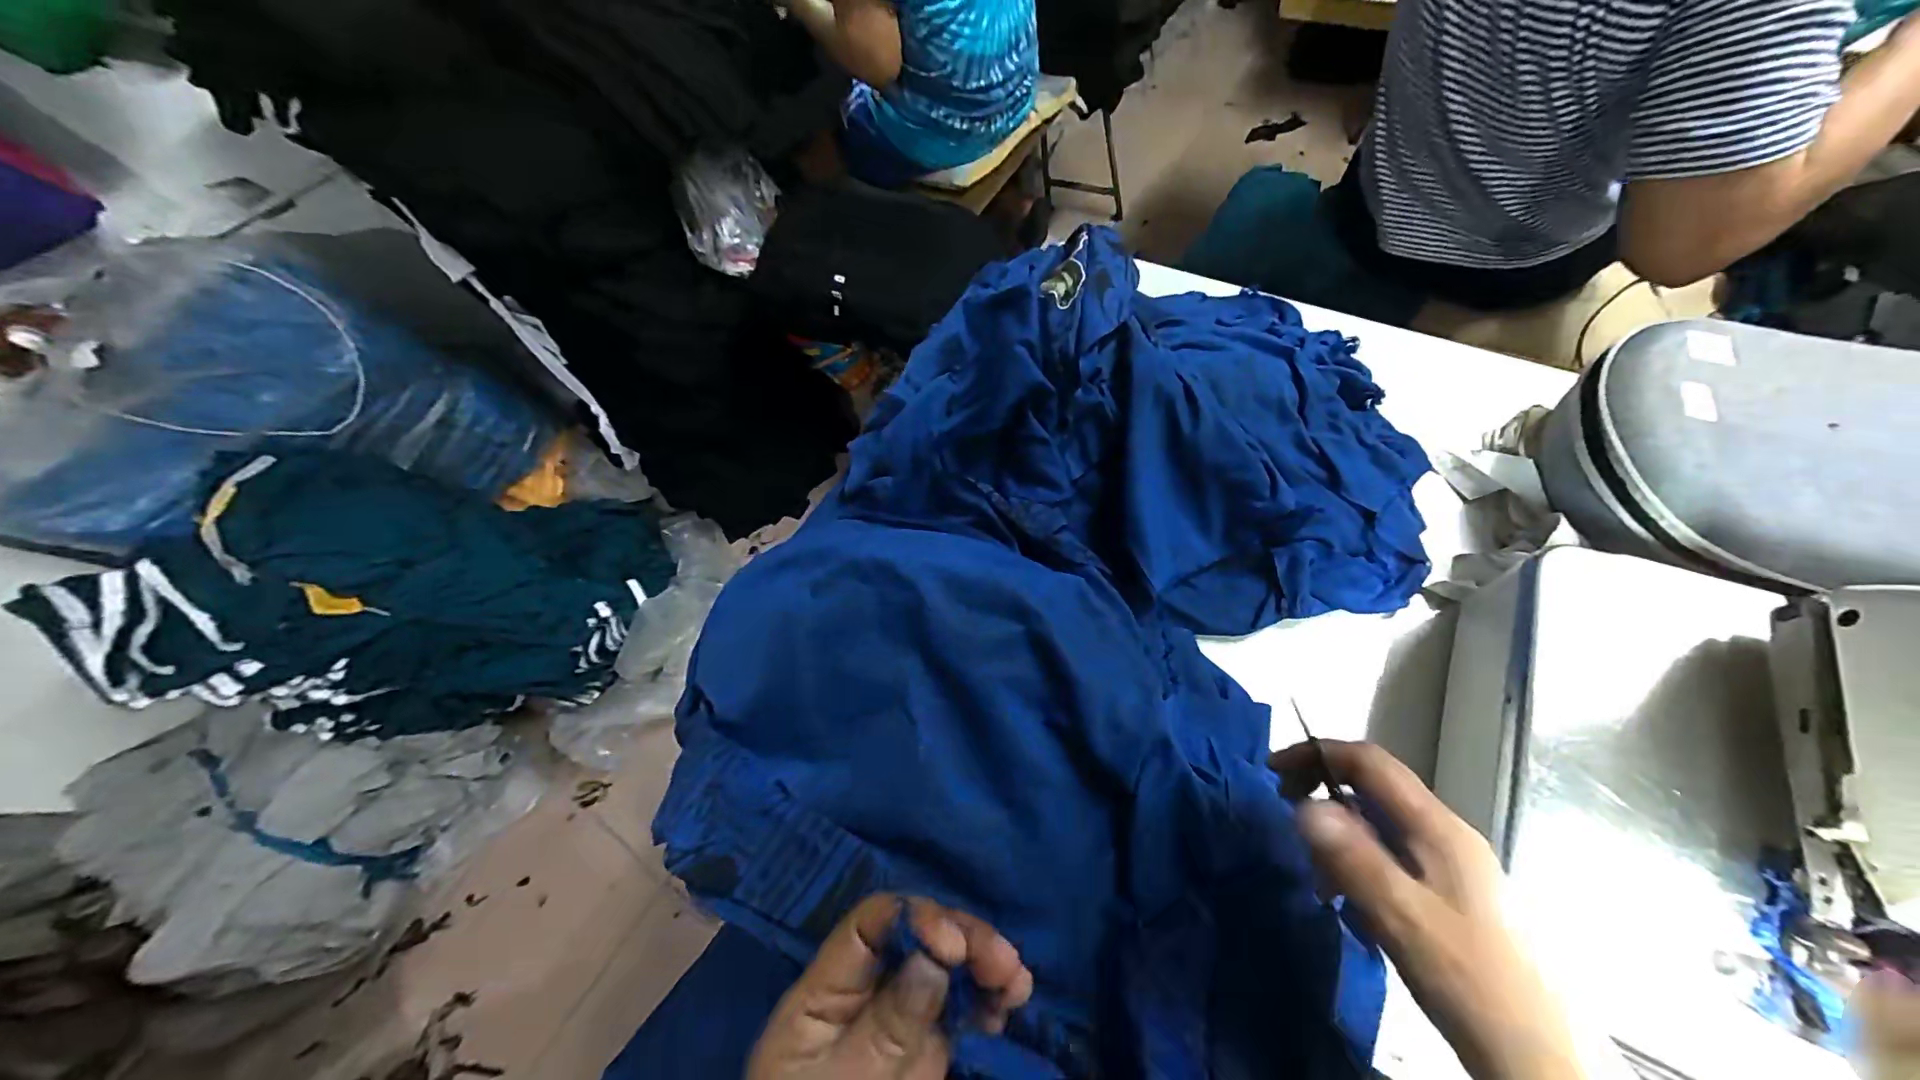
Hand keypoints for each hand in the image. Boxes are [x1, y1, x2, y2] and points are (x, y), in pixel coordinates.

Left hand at [746, 893, 1035, 1079]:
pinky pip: (959, 1007)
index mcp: (828, 990)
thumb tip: (933, 960)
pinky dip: (987, 997)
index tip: (954, 945)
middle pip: (916, 936)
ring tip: (1017, 982)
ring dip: (984, 962)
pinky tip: (1008, 1003)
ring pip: (944, 965)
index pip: (869, 924)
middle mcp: (867, 991)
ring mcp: (898, 1018)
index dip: (915, 917)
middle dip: (964, 936)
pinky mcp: (925, 1048)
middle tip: (1005, 964)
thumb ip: (885, 1027)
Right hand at [1271, 740, 1584, 1079]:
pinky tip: (1352, 905)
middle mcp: (1447, 835)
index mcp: (1438, 829)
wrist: (1547, 1060)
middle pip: (1374, 789)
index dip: (1318, 754)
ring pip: (1380, 826)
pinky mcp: (1452, 895)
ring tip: (1321, 882)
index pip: (1371, 763)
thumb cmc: (1471, 981)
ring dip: (1340, 839)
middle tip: (1290, 823)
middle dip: (1324, 795)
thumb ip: (1353, 857)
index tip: (1273, 771)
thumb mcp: (1402, 918)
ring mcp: (1453, 865)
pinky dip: (1359, 866)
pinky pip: (1392, 857)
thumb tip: (1304, 804)